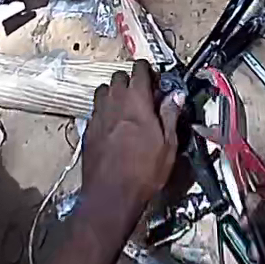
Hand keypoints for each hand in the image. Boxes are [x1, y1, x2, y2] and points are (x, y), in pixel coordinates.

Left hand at [81, 60, 180, 217]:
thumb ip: (170, 115)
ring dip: (115, 93)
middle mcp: (114, 100)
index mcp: (136, 99)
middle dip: (130, 81)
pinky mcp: (88, 127)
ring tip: (125, 108)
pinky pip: (96, 109)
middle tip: (142, 96)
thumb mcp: (168, 144)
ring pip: (104, 90)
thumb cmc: (143, 170)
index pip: (139, 68)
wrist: (111, 195)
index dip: (147, 71)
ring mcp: (98, 112)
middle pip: (119, 76)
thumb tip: (176, 96)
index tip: (155, 81)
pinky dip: (104, 110)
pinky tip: (113, 126)